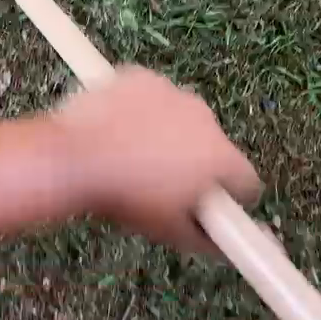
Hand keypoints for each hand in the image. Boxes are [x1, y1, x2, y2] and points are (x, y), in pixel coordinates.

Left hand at [52, 66, 261, 254]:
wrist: (73, 156)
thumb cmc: (125, 196)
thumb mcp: (173, 233)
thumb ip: (216, 241)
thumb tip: (236, 243)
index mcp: (220, 155)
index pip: (246, 180)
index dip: (229, 196)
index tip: (210, 205)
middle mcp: (202, 115)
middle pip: (213, 143)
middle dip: (197, 160)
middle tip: (166, 180)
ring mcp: (169, 90)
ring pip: (181, 116)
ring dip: (170, 131)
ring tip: (137, 153)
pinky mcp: (140, 76)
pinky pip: (151, 96)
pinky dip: (142, 108)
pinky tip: (122, 127)